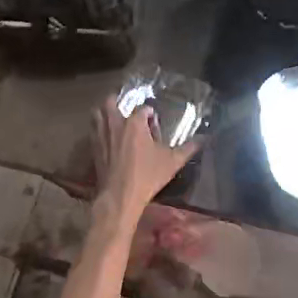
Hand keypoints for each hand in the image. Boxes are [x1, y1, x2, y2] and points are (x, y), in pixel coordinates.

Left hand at [91, 98, 199, 221]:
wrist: (120, 195)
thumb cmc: (147, 176)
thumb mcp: (172, 162)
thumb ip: (188, 148)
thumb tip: (204, 139)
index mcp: (135, 122)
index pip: (143, 109)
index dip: (150, 114)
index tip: (154, 123)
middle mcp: (116, 123)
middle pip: (112, 102)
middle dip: (119, 102)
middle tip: (128, 111)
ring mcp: (102, 134)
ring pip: (98, 113)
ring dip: (105, 111)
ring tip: (114, 118)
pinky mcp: (93, 147)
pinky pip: (93, 129)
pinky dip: (98, 127)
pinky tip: (106, 135)